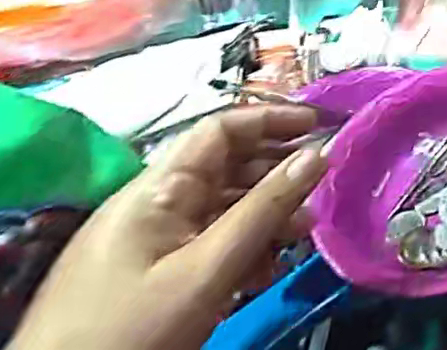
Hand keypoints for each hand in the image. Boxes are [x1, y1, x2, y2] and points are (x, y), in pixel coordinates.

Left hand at [9, 105, 329, 349]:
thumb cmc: (128, 336)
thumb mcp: (207, 272)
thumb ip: (265, 209)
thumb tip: (319, 153)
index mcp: (156, 188)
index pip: (222, 128)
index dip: (272, 119)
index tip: (319, 126)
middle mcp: (152, 203)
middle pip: (226, 165)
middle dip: (276, 172)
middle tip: (318, 189)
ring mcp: (147, 241)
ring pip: (220, 206)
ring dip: (264, 214)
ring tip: (300, 234)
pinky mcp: (146, 276)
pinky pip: (205, 242)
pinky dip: (240, 247)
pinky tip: (263, 270)